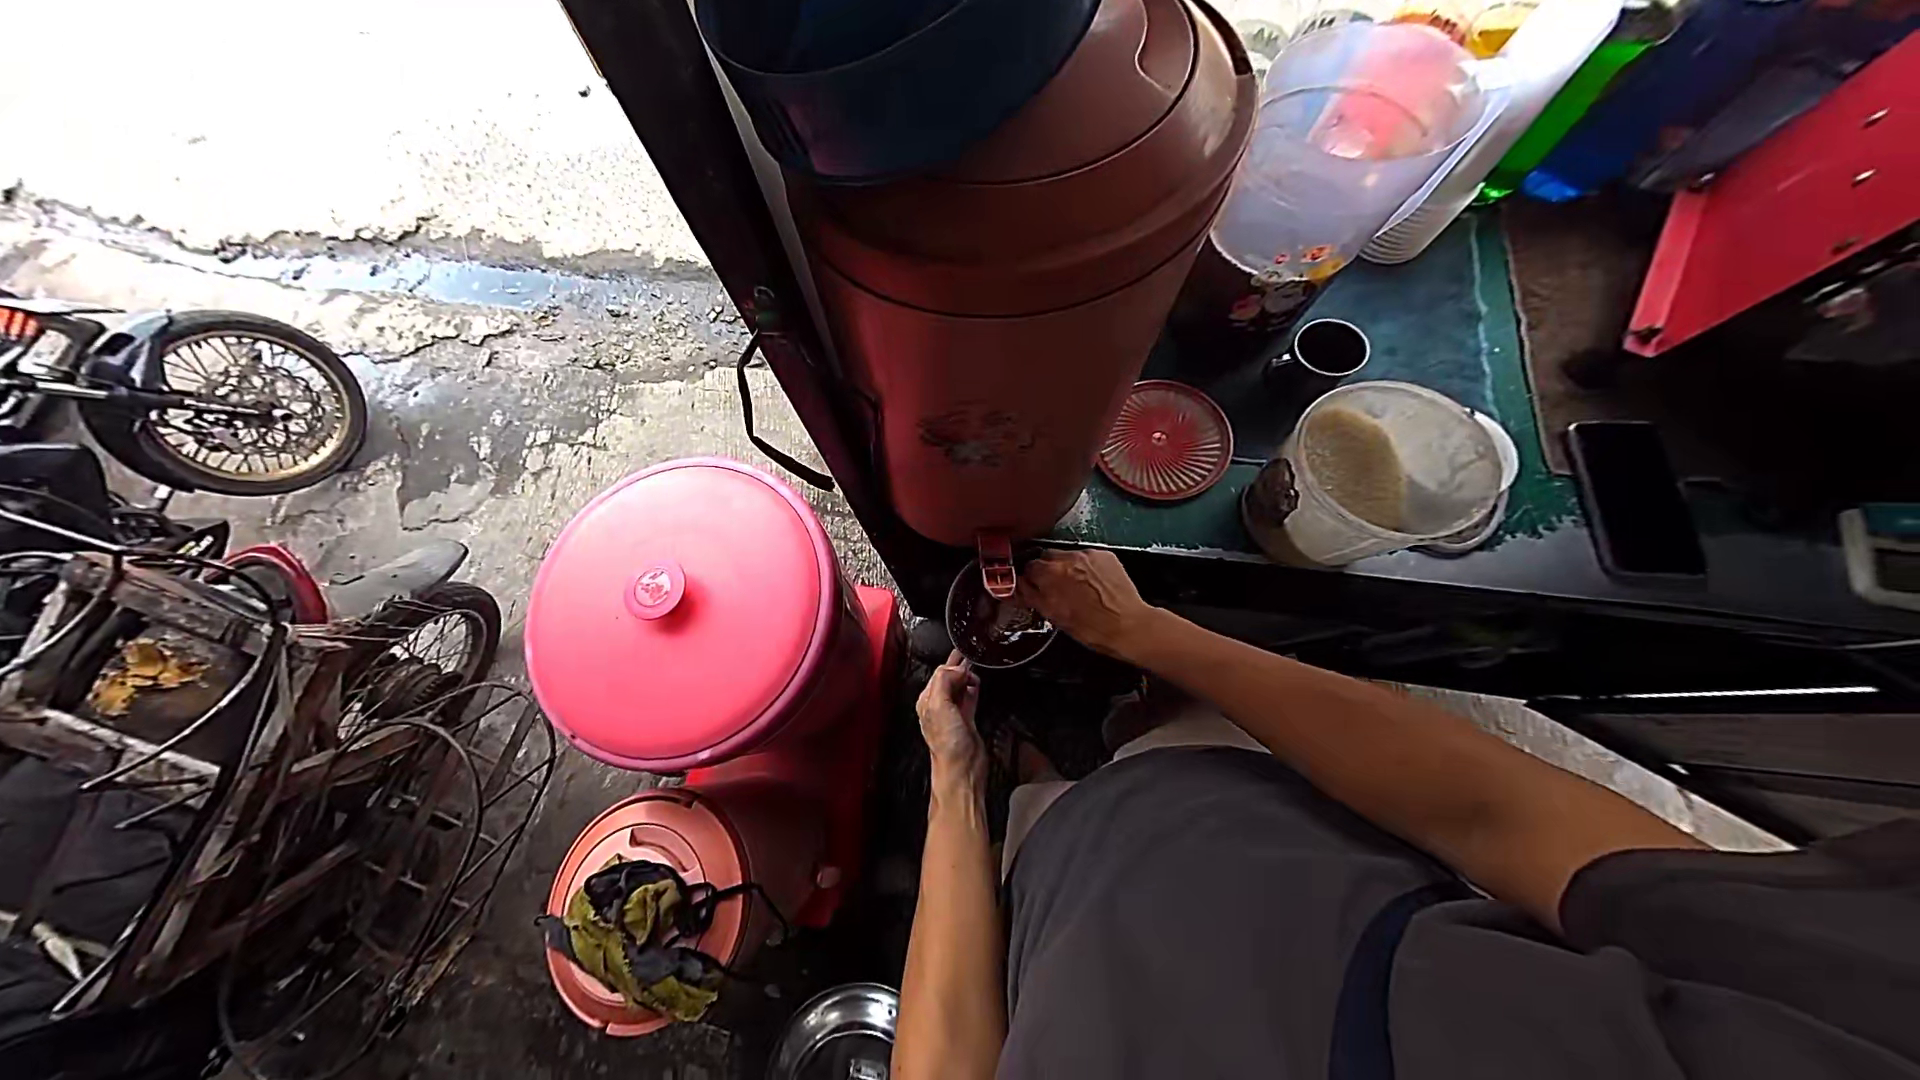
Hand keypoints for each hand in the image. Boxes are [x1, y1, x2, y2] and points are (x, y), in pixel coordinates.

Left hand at [916, 650, 983, 791]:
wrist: (962, 769)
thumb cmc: (947, 745)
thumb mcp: (939, 706)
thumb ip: (944, 681)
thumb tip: (956, 669)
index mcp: (928, 701)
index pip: (939, 673)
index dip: (952, 664)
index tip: (964, 657)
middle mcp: (939, 706)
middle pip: (949, 678)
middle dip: (959, 666)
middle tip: (969, 655)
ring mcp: (954, 713)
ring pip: (960, 686)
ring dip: (967, 676)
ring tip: (975, 668)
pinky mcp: (968, 720)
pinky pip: (970, 698)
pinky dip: (973, 688)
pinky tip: (976, 683)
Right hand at [1017, 550, 1158, 660]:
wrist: (1128, 626)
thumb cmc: (1092, 628)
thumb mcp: (1053, 616)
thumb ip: (1031, 596)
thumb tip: (1018, 586)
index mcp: (1050, 573)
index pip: (1028, 567)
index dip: (1030, 579)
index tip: (1034, 587)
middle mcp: (1068, 558)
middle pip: (1046, 557)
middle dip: (1047, 571)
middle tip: (1055, 589)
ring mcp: (1088, 554)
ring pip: (1067, 556)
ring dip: (1066, 568)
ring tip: (1077, 589)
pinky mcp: (1105, 555)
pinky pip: (1086, 557)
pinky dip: (1085, 567)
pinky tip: (1092, 584)